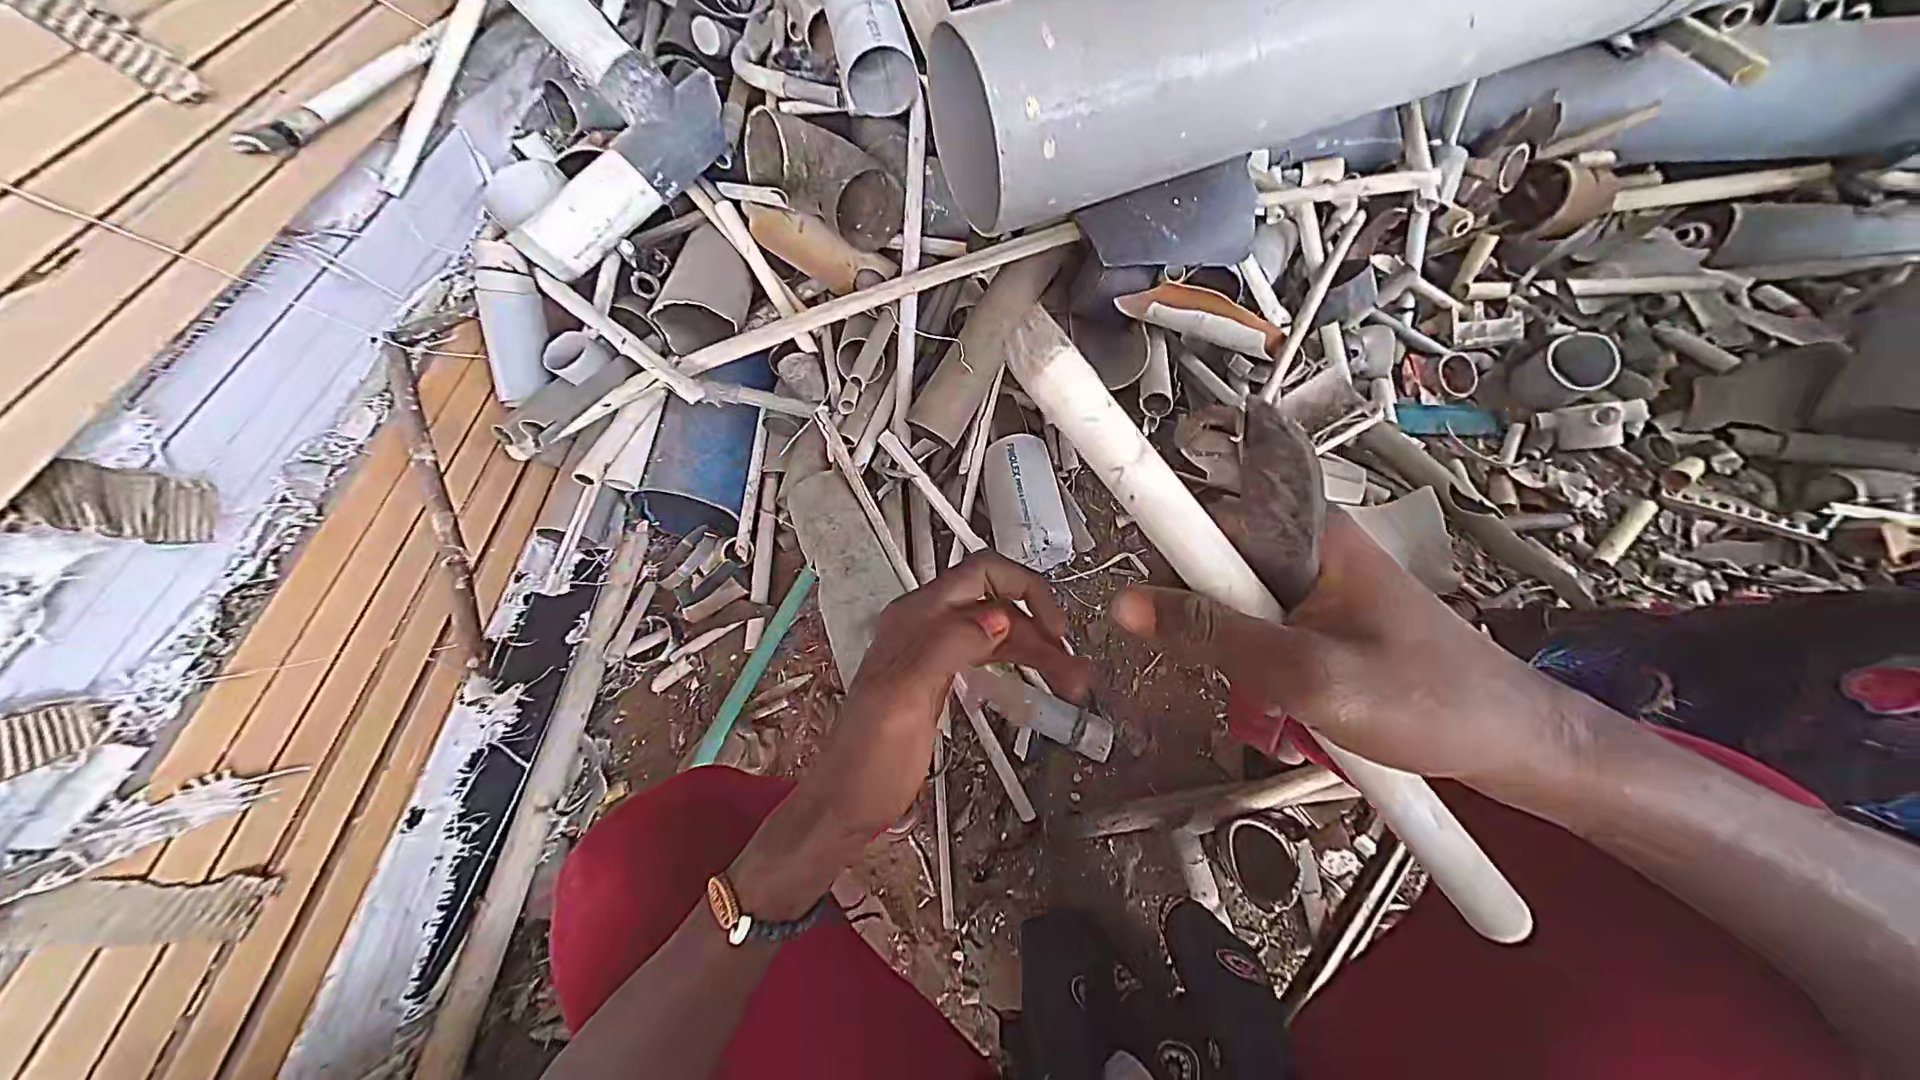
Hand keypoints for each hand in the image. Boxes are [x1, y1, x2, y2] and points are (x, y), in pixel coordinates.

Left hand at [733, 552, 1086, 917]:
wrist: (847, 801)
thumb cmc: (869, 757)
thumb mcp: (905, 696)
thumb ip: (948, 646)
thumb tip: (998, 617)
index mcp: (917, 617)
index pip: (982, 573)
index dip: (1025, 589)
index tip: (1054, 628)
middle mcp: (927, 625)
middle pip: (998, 604)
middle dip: (1040, 629)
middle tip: (1072, 669)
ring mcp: (936, 651)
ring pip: (1000, 633)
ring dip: (1038, 652)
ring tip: (1071, 682)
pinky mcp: (943, 677)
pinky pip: (990, 658)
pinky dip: (1020, 667)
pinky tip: (1039, 684)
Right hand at [1109, 511, 1624, 802]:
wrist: (1511, 743)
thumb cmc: (1434, 702)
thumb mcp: (1310, 675)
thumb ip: (1215, 637)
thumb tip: (1130, 606)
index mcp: (1309, 532)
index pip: (1204, 510)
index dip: (1156, 522)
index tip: (1110, 520)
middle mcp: (1302, 544)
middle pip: (1204, 560)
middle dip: (1197, 617)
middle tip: (1232, 669)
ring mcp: (1304, 579)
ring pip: (1221, 599)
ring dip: (1225, 649)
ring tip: (1274, 693)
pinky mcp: (1307, 612)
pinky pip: (1246, 623)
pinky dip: (1246, 661)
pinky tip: (1281, 694)